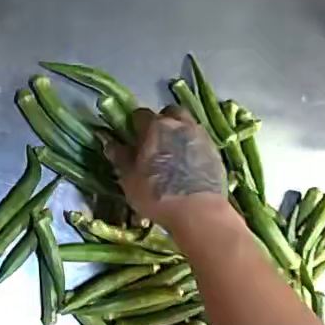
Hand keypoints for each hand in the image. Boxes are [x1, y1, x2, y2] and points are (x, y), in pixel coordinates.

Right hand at [105, 108, 228, 231]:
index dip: (135, 125)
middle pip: (170, 113)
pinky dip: (193, 147)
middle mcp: (180, 124)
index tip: (133, 138)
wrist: (197, 210)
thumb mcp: (129, 178)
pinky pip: (200, 142)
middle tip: (155, 142)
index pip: (140, 115)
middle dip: (162, 122)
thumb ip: (120, 156)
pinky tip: (188, 165)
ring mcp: (200, 136)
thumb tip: (109, 141)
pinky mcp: (215, 152)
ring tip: (173, 153)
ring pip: (188, 125)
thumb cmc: (156, 194)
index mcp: (155, 126)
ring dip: (179, 132)